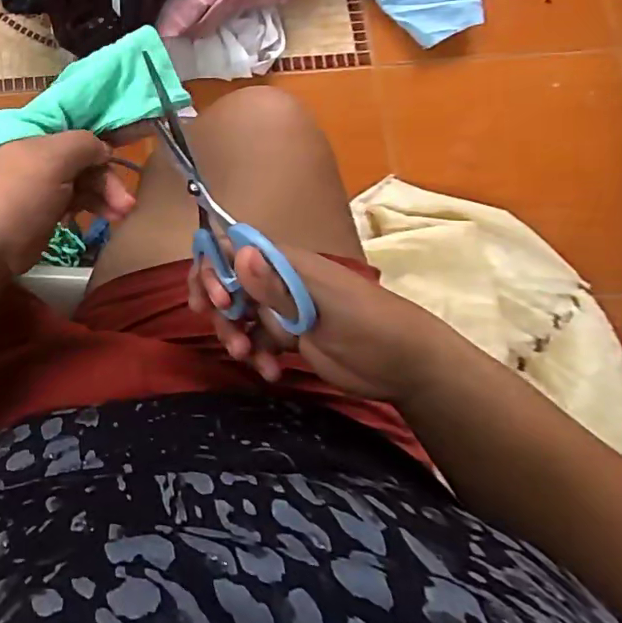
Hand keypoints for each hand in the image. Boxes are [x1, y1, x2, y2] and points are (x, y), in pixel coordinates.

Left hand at [0, 132, 133, 273]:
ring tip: (120, 218)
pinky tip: (96, 221)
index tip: (124, 167)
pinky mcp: (35, 217)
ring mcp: (32, 190)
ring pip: (77, 186)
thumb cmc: (18, 201)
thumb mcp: (51, 161)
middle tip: (127, 206)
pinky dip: (85, 210)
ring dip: (102, 198)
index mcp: (32, 141)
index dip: (102, 149)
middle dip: (107, 181)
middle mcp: (32, 161)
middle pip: (80, 163)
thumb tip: (102, 148)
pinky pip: (67, 204)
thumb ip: (82, 145)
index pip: (76, 137)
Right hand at [187, 243, 469, 407]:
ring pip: (240, 315)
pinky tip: (272, 371)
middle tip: (230, 335)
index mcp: (286, 262)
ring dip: (235, 336)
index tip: (217, 301)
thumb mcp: (322, 306)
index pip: (234, 251)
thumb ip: (277, 286)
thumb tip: (237, 252)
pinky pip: (258, 341)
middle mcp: (279, 280)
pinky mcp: (290, 337)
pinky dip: (258, 356)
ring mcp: (284, 309)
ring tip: (248, 357)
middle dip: (220, 309)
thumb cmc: (370, 325)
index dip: (214, 270)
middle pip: (229, 284)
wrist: (407, 365)